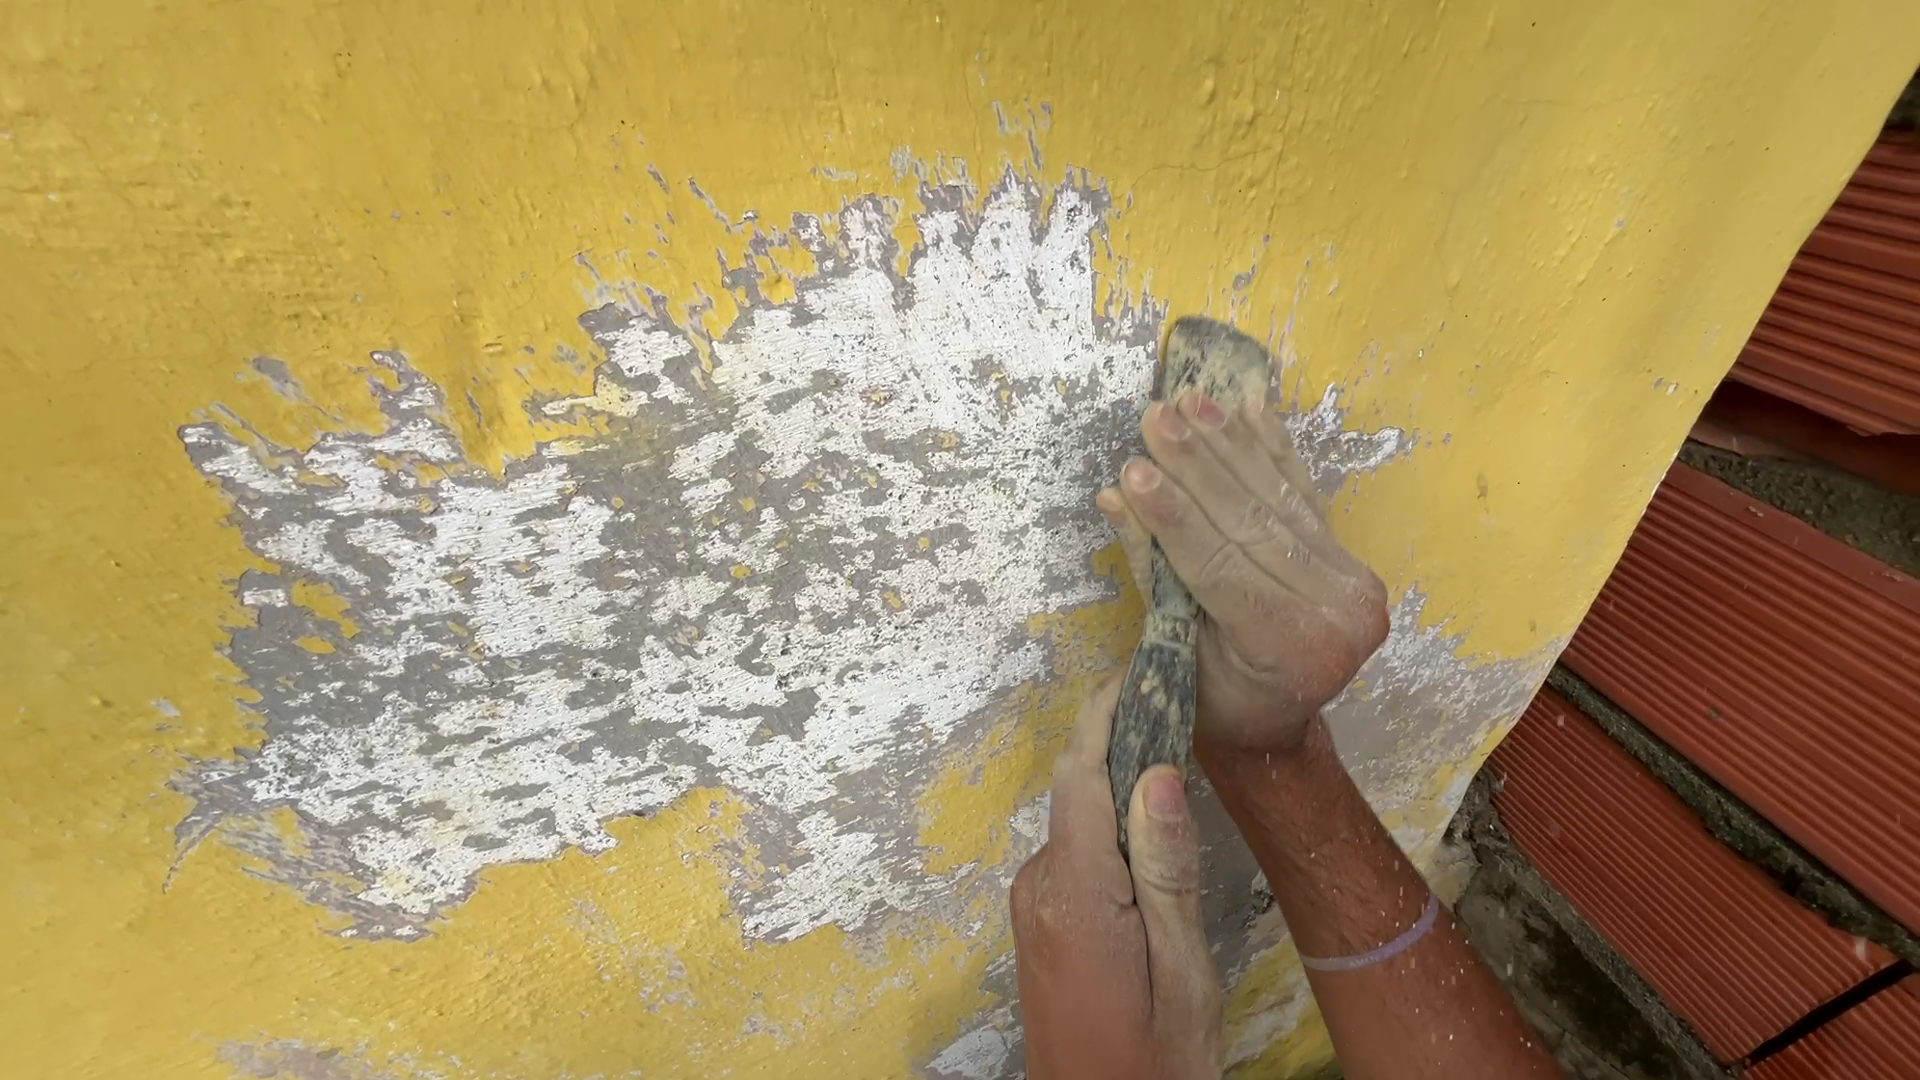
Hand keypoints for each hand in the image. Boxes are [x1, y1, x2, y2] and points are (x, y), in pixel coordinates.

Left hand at [1010, 676, 1221, 1079]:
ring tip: (1172, 774)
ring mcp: (1034, 900)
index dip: (1102, 715)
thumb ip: (1165, 872)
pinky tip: (1148, 846)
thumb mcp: (1182, 971)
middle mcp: (1040, 882)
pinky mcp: (1040, 916)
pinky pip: (1076, 853)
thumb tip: (1157, 773)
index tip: (1131, 671)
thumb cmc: (1155, 1059)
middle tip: (1170, 712)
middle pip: (1077, 791)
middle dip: (1117, 746)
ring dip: (1117, 794)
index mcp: (1076, 890)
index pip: (1080, 774)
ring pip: (1079, 822)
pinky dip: (1109, 834)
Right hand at [1097, 391, 1387, 754]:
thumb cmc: (1213, 703)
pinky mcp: (1350, 559)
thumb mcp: (1173, 649)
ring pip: (1278, 499)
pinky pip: (1306, 495)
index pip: (1218, 562)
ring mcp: (1352, 581)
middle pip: (1251, 521)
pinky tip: (1251, 408)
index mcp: (1289, 646)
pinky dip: (1275, 449)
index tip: (1132, 467)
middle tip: (1156, 415)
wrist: (1274, 724)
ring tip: (1191, 400)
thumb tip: (1113, 498)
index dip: (1172, 514)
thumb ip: (1150, 569)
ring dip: (1230, 444)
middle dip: (1197, 464)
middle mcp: (1336, 610)